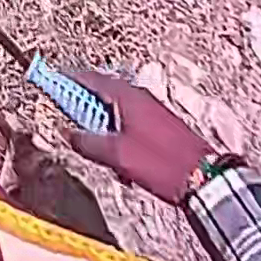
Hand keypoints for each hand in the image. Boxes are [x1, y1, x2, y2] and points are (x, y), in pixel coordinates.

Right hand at [65, 72, 212, 205]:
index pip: (86, 78)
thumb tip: (65, 132)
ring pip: (114, 109)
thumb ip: (87, 142)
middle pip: (99, 93)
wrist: (211, 182)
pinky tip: (125, 160)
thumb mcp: (118, 155)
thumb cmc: (161, 163)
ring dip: (103, 126)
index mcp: (124, 94)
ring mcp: (150, 108)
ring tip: (106, 154)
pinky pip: (129, 120)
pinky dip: (119, 133)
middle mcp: (136, 94)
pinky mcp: (160, 123)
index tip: (48, 83)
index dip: (65, 80)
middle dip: (85, 109)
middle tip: (76, 127)